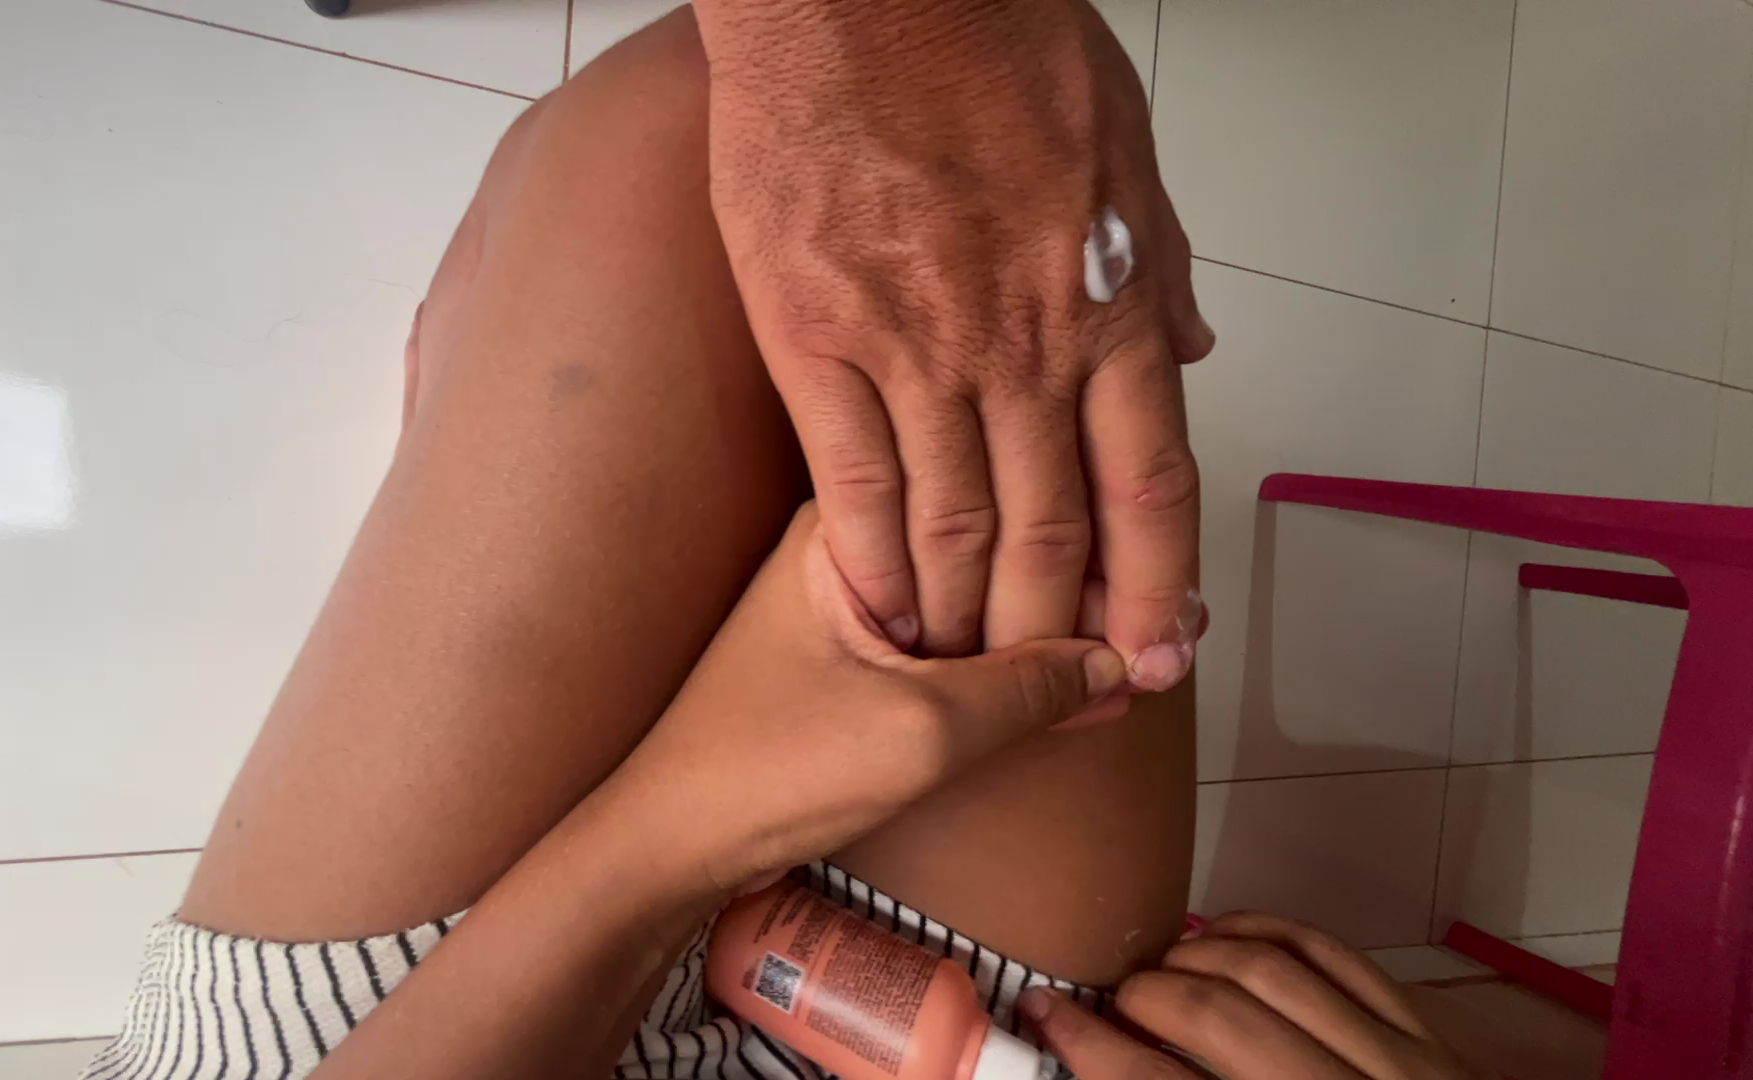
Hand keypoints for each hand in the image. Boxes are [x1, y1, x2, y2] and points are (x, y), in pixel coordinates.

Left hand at [609, 505, 1130, 891]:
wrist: (679, 834)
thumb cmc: (772, 768)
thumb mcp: (919, 730)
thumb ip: (1025, 690)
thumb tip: (1119, 663)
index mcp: (851, 525)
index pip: (990, 511)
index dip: (1082, 554)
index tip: (1162, 597)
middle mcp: (854, 544)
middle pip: (989, 555)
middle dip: (1076, 597)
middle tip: (1167, 631)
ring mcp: (855, 600)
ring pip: (976, 605)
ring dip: (1048, 636)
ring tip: (1135, 658)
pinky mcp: (857, 652)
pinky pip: (950, 648)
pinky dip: (1006, 669)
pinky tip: (1067, 687)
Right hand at [697, 0, 1212, 687]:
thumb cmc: (987, 54)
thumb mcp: (1119, 147)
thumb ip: (1155, 268)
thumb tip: (1190, 351)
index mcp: (1096, 301)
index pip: (1146, 483)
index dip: (1154, 586)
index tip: (1151, 659)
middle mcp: (1014, 345)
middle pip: (1048, 528)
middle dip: (1053, 628)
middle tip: (1052, 695)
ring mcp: (911, 350)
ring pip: (951, 523)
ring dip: (960, 615)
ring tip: (956, 673)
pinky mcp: (815, 342)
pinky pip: (852, 483)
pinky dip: (872, 565)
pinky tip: (878, 616)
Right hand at [1020, 913, 1480, 1078]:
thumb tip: (1103, 1064)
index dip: (1087, 1044)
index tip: (1041, 1010)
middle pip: (1216, 1015)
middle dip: (1142, 994)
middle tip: (1116, 1002)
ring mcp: (1408, 1068)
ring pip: (1269, 968)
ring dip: (1194, 954)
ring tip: (1168, 970)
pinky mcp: (1440, 1040)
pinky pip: (1333, 950)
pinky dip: (1263, 926)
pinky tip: (1224, 935)